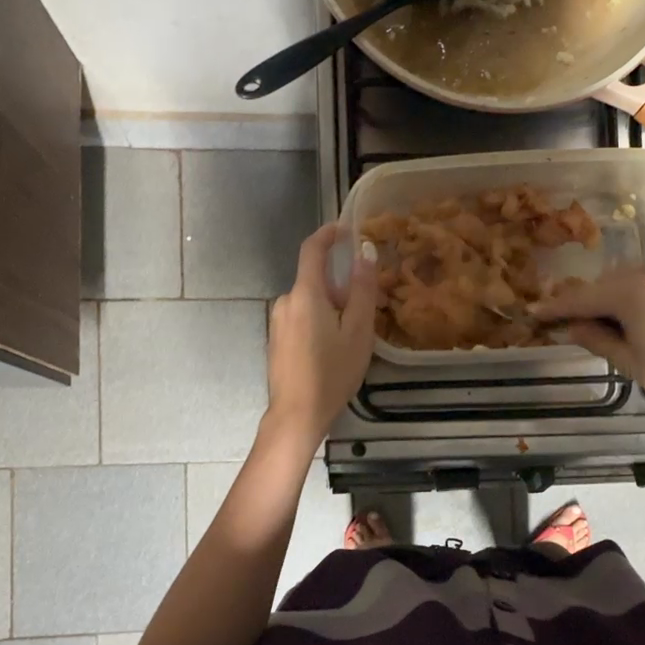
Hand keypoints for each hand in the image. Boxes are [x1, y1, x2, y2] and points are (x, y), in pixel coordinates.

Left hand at [264, 223, 376, 443]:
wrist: (297, 415)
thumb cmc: (332, 373)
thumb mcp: (358, 331)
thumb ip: (361, 289)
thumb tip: (365, 251)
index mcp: (305, 294)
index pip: (312, 249)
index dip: (329, 234)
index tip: (346, 229)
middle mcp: (285, 301)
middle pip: (315, 281)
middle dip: (340, 288)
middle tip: (367, 309)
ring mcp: (277, 322)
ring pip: (309, 303)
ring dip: (331, 309)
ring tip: (353, 337)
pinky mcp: (276, 341)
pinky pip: (301, 320)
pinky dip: (319, 324)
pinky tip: (332, 351)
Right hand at [534, 265, 644, 418]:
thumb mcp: (632, 363)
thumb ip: (599, 340)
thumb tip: (573, 327)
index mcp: (631, 292)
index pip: (583, 298)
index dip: (557, 307)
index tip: (536, 313)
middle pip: (613, 283)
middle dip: (594, 300)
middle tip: (580, 321)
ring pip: (644, 278)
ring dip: (627, 295)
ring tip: (624, 320)